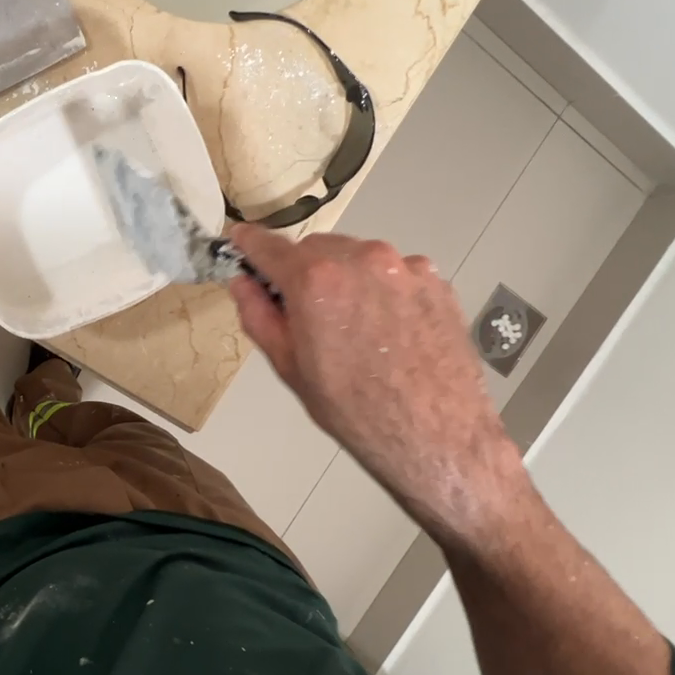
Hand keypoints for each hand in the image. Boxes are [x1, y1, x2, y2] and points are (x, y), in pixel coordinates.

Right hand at [228, 224, 536, 555]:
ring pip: (356, 258)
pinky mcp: (435, 280)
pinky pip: (392, 273)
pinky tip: (387, 330)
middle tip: (305, 313)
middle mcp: (361, 259)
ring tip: (353, 328)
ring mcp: (404, 266)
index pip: (270, 246)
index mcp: (316, 280)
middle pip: (316, 248)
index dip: (250, 244)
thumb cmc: (354, 409)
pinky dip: (380, 289)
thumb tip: (242, 284)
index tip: (239, 241)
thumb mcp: (291, 368)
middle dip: (303, 271)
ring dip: (344, 279)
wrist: (435, 433)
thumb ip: (260, 317)